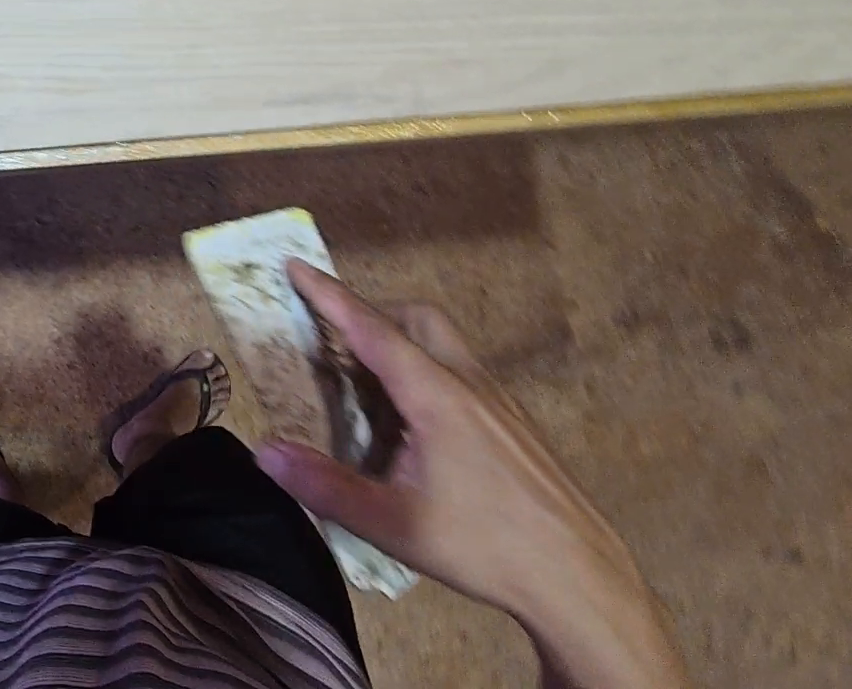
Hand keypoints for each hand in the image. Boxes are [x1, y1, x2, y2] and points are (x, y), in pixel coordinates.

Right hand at [258, 261, 688, 688]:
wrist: (587, 586)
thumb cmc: (486, 548)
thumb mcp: (393, 524)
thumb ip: (324, 485)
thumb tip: (264, 451)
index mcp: (436, 397)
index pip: (372, 329)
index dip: (329, 294)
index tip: (296, 265)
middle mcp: (468, 385)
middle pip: (417, 318)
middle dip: (371, 311)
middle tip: (333, 337)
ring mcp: (499, 403)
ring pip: (443, 342)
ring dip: (398, 340)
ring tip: (366, 382)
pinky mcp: (513, 425)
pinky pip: (459, 371)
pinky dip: (422, 369)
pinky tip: (412, 423)